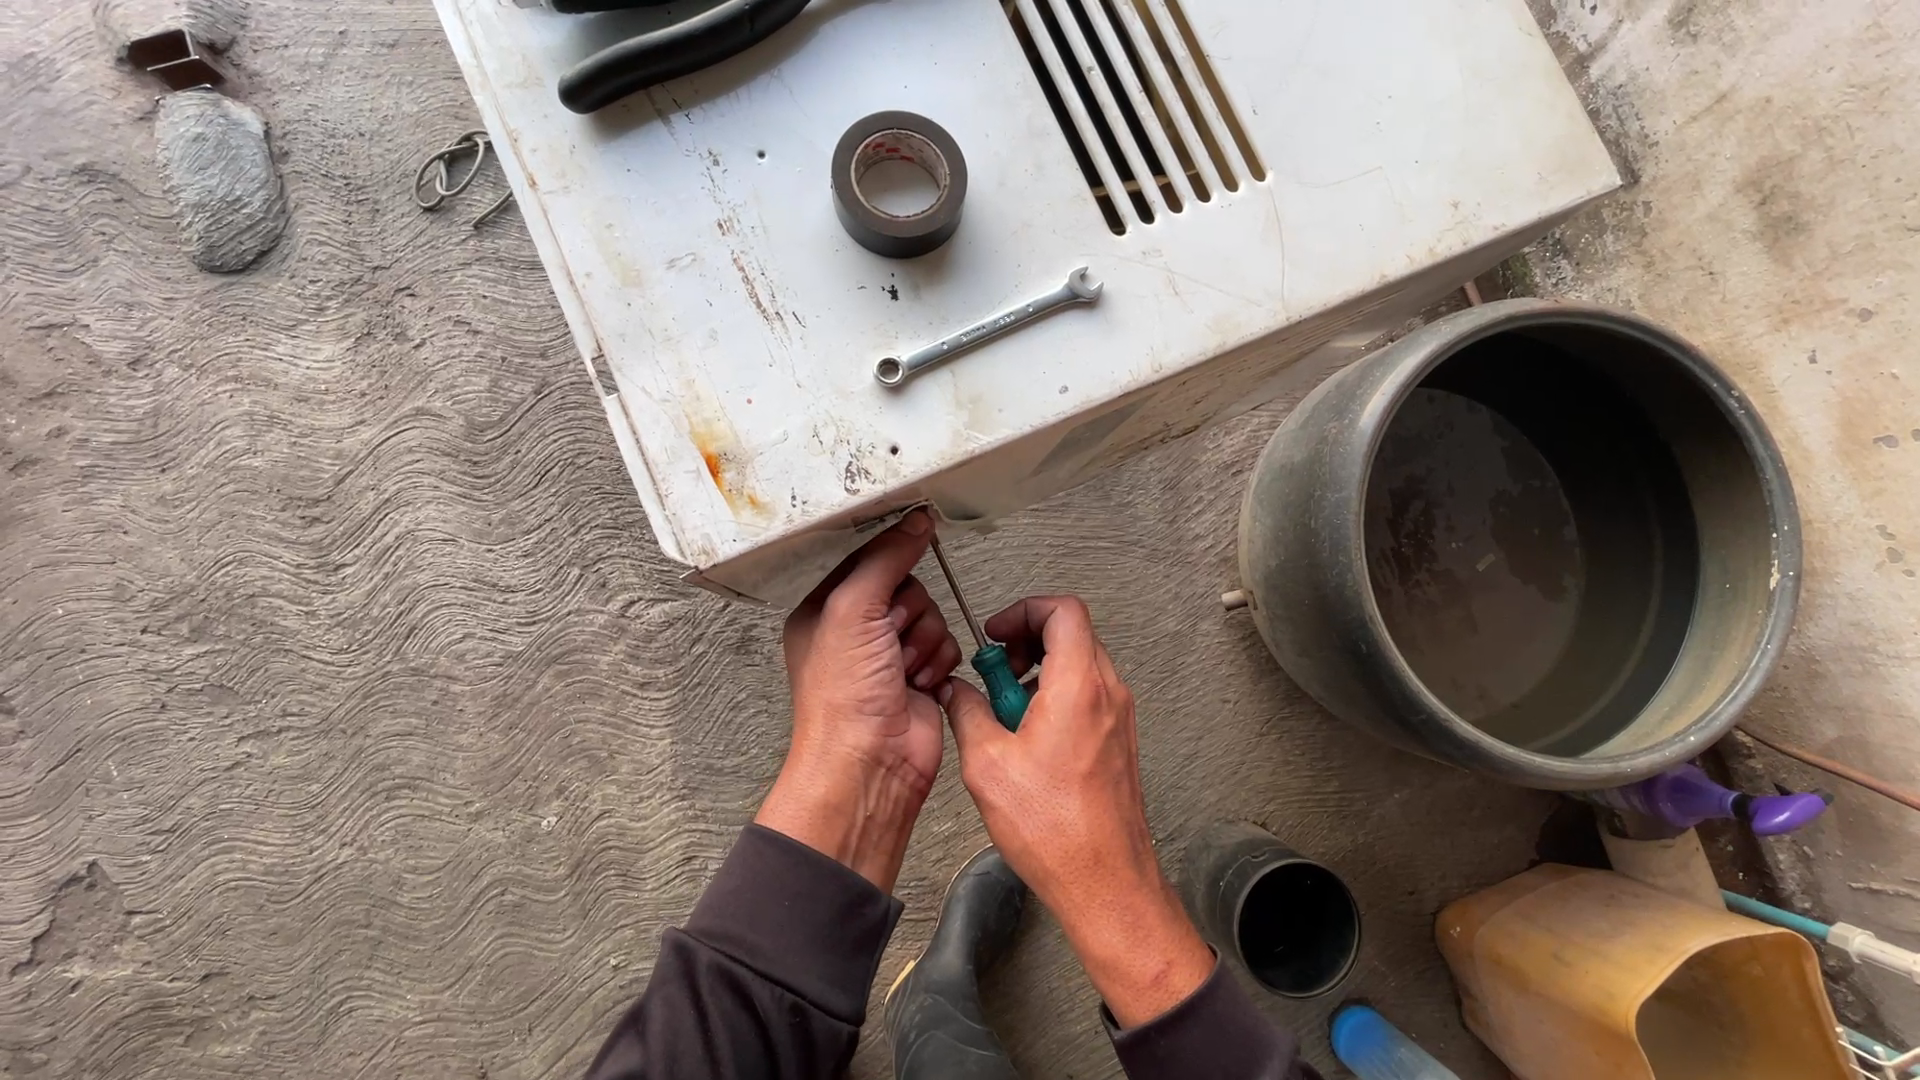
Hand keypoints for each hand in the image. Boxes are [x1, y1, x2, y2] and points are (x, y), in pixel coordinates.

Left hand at [755, 510, 962, 892]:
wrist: (871, 763)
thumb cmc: (841, 700)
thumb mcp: (852, 609)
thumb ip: (885, 559)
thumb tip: (914, 523)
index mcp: (825, 612)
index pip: (868, 561)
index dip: (891, 557)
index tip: (911, 545)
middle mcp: (856, 632)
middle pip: (908, 588)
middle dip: (908, 612)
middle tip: (890, 637)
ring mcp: (888, 657)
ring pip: (932, 616)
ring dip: (925, 641)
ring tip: (902, 669)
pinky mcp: (919, 677)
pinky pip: (948, 645)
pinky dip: (939, 663)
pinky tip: (920, 683)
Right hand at [940, 597, 1211, 1026]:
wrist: (1106, 882)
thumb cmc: (1056, 830)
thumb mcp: (987, 764)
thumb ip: (968, 712)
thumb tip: (958, 691)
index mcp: (1079, 686)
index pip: (1063, 610)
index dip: (1024, 610)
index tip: (995, 635)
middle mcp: (1108, 693)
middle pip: (1072, 633)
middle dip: (1027, 641)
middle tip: (996, 670)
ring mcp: (1117, 716)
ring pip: (1079, 663)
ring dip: (1039, 671)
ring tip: (1006, 710)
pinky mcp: (1117, 739)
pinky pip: (1087, 694)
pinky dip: (1055, 696)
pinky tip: (1027, 736)